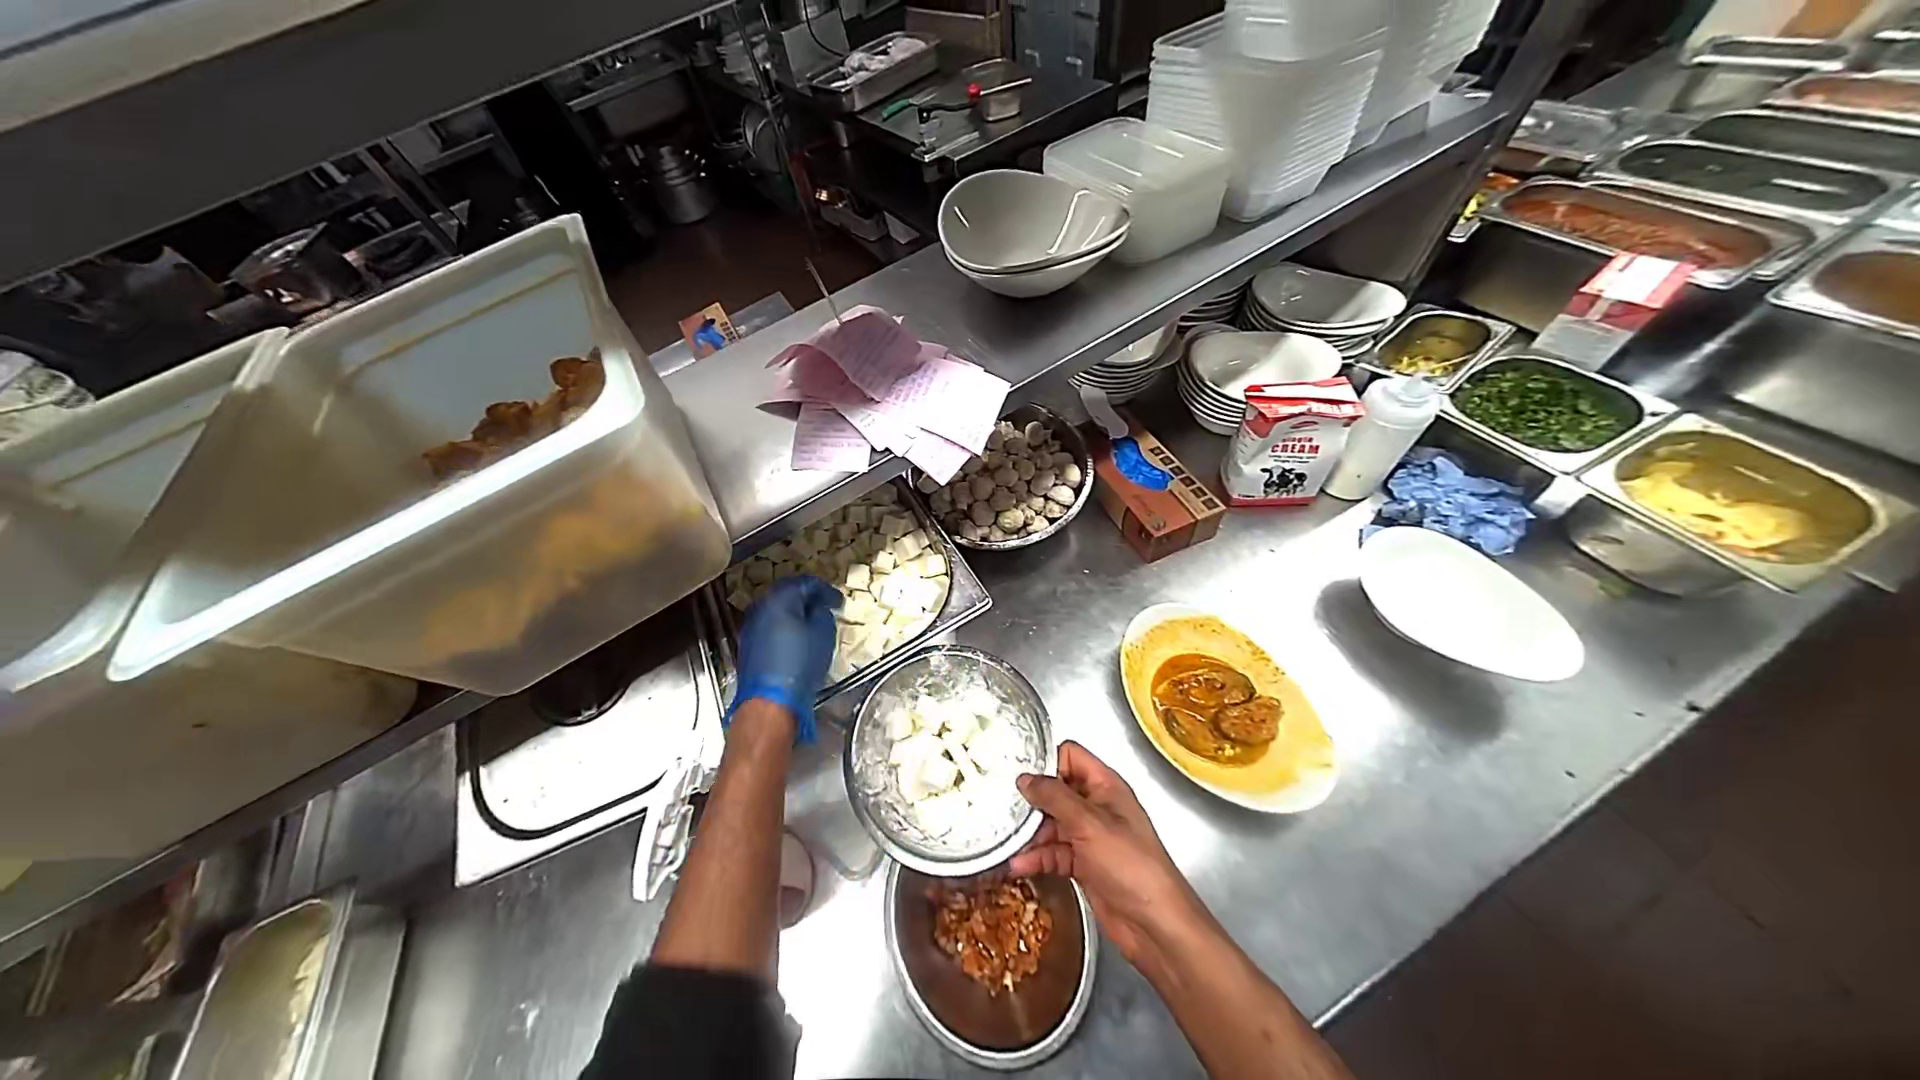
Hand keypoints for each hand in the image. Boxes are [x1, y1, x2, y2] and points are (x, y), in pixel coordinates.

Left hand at [730, 575, 841, 742]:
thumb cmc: (800, 664)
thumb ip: (822, 613)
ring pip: (777, 610)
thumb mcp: (823, 634)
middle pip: (787, 594)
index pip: (805, 583)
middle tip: (826, 606)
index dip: (825, 590)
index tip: (838, 601)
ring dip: (795, 612)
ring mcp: (751, 626)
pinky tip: (797, 636)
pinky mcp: (749, 645)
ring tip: (813, 621)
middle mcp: (760, 608)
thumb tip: (818, 608)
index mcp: (779, 599)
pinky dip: (785, 625)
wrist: (770, 701)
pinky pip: (770, 625)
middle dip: (808, 598)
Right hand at [1010, 741, 1211, 970]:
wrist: (1154, 925)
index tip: (1023, 777)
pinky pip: (1054, 853)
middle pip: (1057, 792)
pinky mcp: (1084, 865)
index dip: (1047, 763)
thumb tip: (1026, 779)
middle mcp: (1098, 807)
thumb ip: (1054, 797)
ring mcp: (1091, 837)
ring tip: (1009, 843)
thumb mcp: (1089, 823)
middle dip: (1033, 802)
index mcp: (1106, 786)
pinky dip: (1037, 858)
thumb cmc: (1132, 866)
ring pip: (1052, 825)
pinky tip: (1020, 865)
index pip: (1071, 757)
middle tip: (1007, 810)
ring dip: (1031, 834)